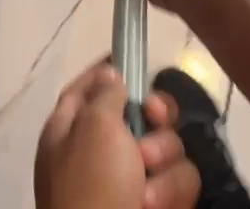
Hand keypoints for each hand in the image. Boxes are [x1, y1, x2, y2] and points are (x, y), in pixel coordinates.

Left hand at [35, 63, 200, 208]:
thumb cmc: (92, 189)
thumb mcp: (92, 127)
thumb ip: (106, 93)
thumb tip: (111, 76)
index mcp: (71, 130)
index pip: (88, 86)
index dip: (109, 69)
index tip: (132, 56)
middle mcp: (100, 152)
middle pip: (140, 112)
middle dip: (155, 117)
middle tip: (153, 119)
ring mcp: (129, 181)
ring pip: (167, 145)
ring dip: (162, 161)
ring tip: (146, 188)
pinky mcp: (156, 205)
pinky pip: (179, 180)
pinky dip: (170, 192)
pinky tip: (154, 205)